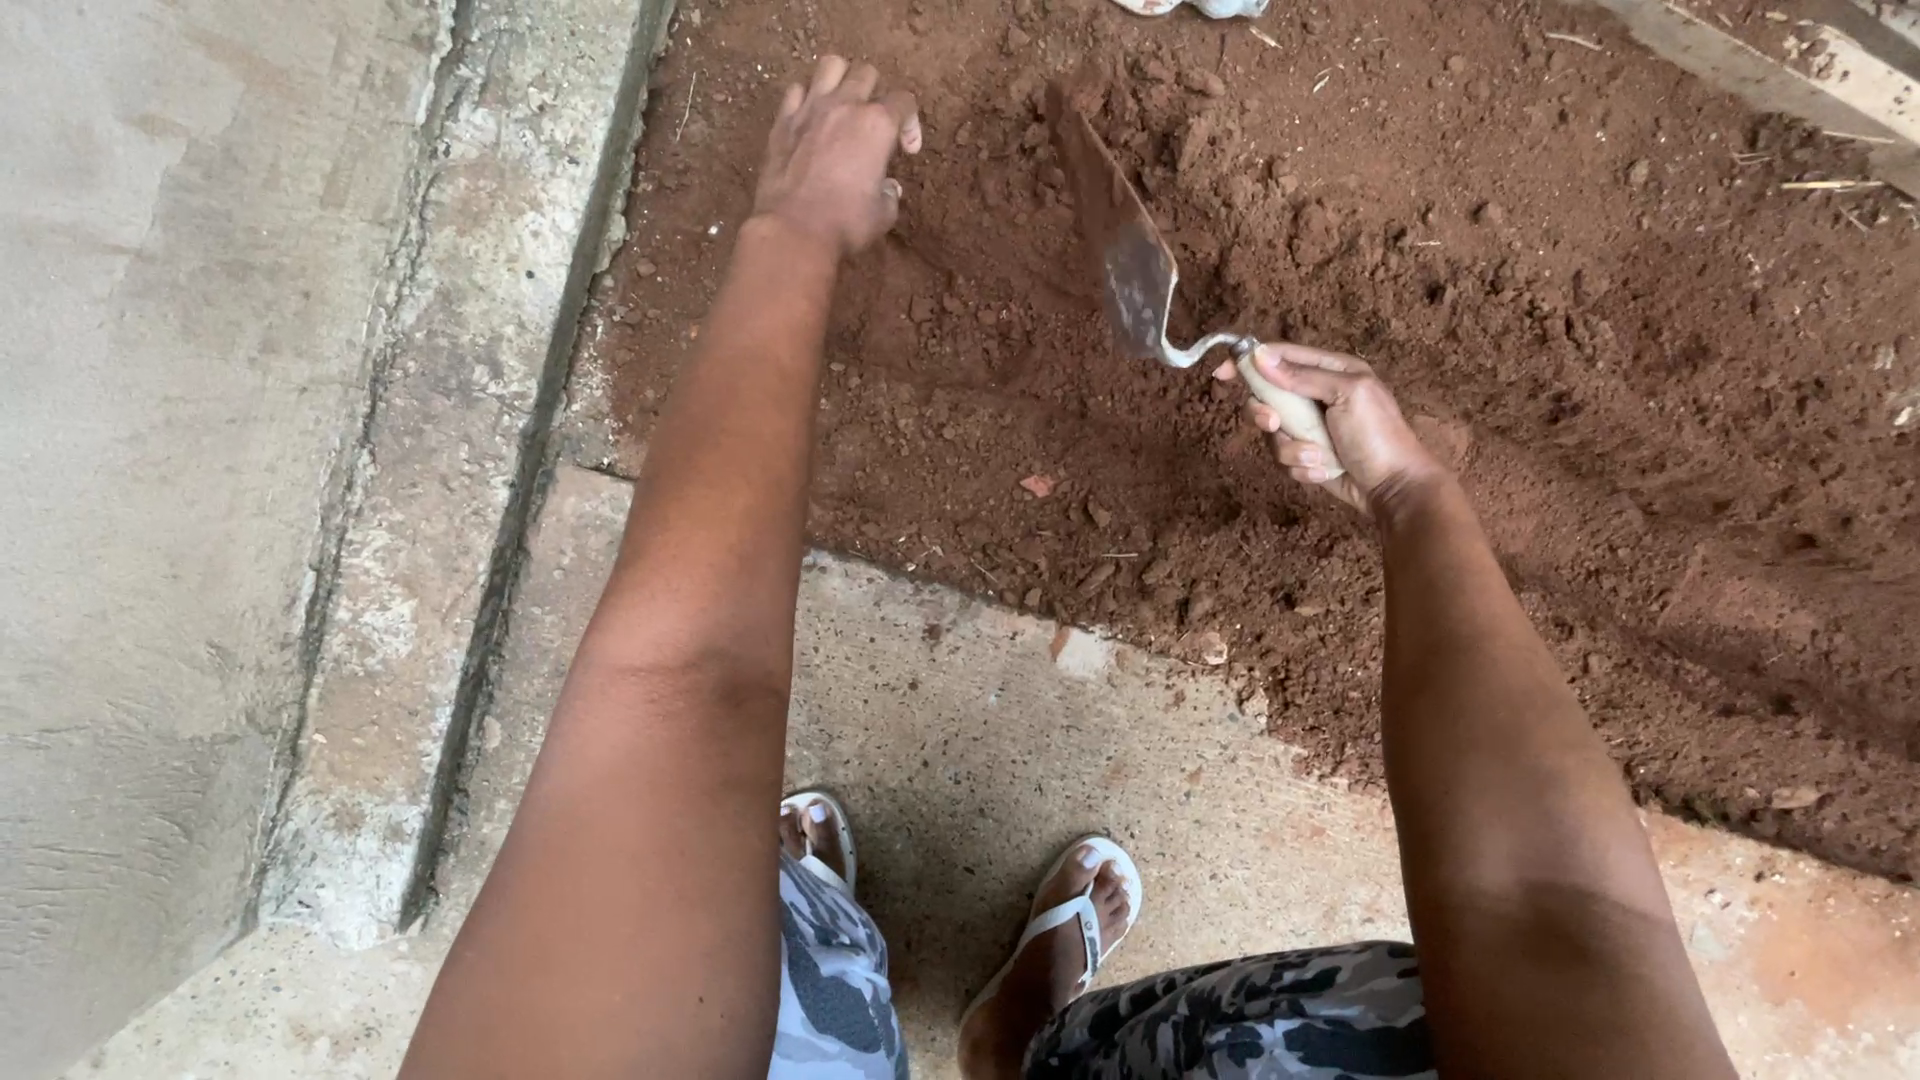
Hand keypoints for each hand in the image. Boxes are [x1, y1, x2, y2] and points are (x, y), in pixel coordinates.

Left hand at [751, 56, 921, 257]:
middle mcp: (845, 105)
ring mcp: (811, 108)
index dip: (911, 124)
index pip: (904, 102)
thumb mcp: (883, 215)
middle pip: (866, 73)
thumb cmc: (845, 223)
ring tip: (842, 105)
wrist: (794, 229)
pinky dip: (807, 98)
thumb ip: (889, 194)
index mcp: (877, 125)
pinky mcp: (783, 120)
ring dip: (841, 79)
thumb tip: (888, 187)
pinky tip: (811, 119)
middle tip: (873, 124)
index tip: (907, 150)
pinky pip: (797, 90)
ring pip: (831, 65)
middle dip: (876, 94)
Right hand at [1213, 342, 1446, 517]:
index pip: (1280, 357)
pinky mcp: (1306, 455)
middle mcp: (1316, 396)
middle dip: (1267, 415)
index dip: (1249, 363)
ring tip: (1318, 458)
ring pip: (1272, 434)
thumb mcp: (1346, 394)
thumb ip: (1302, 375)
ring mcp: (1310, 427)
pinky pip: (1283, 458)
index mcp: (1330, 371)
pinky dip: (1301, 467)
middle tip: (1275, 424)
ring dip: (1292, 449)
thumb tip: (1259, 356)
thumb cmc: (1377, 435)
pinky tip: (1325, 471)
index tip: (1222, 373)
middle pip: (1266, 397)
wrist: (1393, 486)